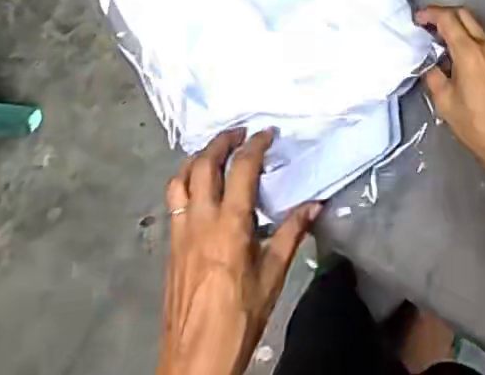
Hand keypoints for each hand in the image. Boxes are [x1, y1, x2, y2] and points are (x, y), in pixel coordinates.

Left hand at [158, 129, 319, 374]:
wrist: (195, 360)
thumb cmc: (240, 315)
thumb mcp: (274, 274)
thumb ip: (292, 233)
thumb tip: (314, 204)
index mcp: (229, 225)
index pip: (241, 169)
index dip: (255, 145)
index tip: (268, 133)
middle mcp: (199, 224)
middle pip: (201, 167)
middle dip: (220, 142)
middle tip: (240, 132)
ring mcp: (179, 237)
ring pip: (178, 183)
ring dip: (196, 160)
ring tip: (215, 152)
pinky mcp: (169, 251)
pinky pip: (173, 204)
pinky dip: (186, 184)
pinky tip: (201, 190)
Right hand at [416, 6, 484, 187]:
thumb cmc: (474, 121)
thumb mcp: (444, 100)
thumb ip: (434, 75)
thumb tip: (429, 63)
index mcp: (470, 51)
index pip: (449, 19)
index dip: (431, 14)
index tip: (416, 19)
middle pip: (463, 14)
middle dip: (443, 13)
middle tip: (424, 24)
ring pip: (472, 25)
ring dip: (454, 24)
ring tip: (434, 37)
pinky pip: (478, 37)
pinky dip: (463, 35)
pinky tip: (450, 52)